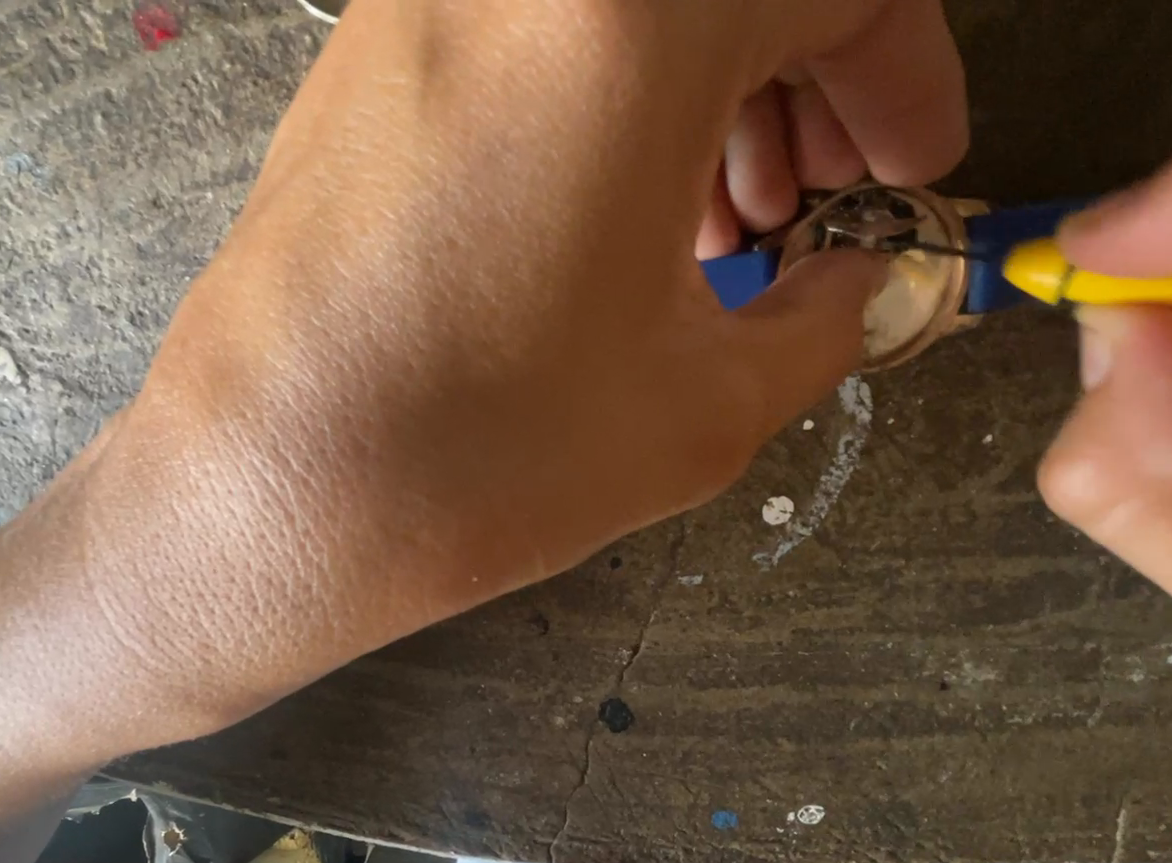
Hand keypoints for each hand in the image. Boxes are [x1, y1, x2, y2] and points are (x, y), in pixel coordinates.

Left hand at [89, 0, 967, 728]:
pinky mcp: (366, 62)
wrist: (267, 503)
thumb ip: (820, 318)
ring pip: (628, 7)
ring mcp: (421, 1)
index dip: (901, 71)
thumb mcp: (703, 407)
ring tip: (721, 235)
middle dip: (807, 79)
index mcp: (624, 14)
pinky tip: (617, 222)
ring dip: (709, 97)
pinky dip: (612, 107)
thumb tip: (861, 278)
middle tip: (814, 208)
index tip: (903, 168)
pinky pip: (537, 41)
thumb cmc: (486, 464)